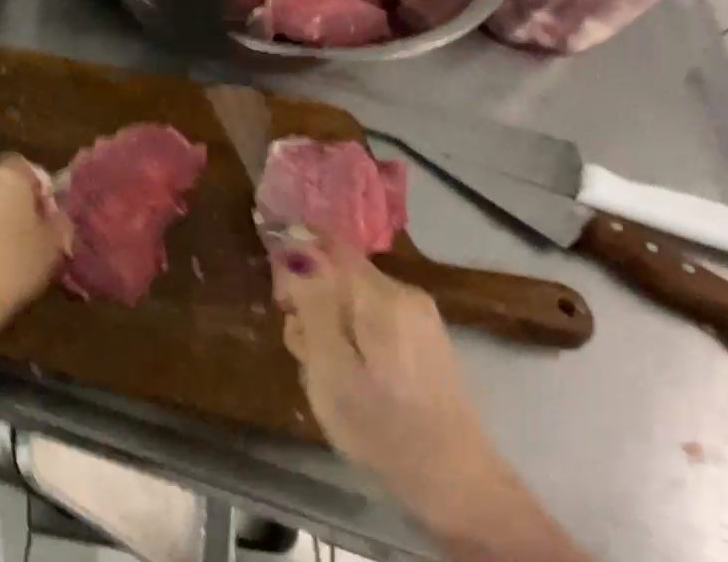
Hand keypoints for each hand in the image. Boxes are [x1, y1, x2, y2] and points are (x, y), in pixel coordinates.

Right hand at [270, 243, 516, 535]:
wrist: (453, 484)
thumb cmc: (379, 423)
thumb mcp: (329, 362)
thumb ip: (312, 299)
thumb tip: (293, 243)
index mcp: (381, 295)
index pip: (326, 242)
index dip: (291, 251)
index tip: (275, 292)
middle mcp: (404, 294)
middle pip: (334, 271)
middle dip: (306, 299)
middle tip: (300, 346)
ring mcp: (417, 318)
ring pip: (346, 298)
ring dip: (322, 323)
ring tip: (322, 369)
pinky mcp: (421, 341)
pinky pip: (366, 318)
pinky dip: (345, 338)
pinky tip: (345, 374)